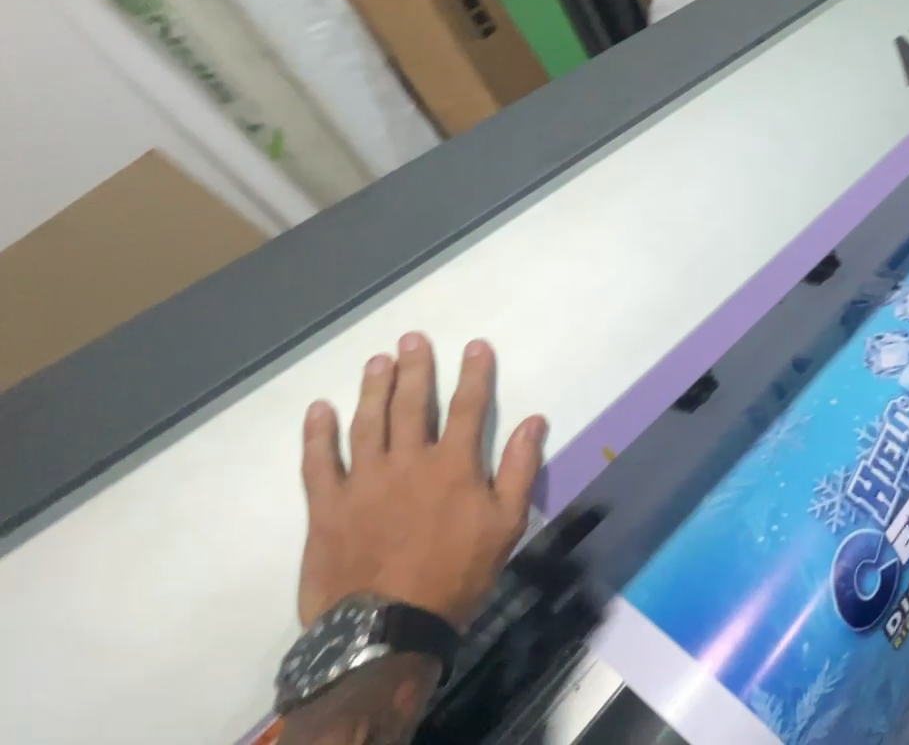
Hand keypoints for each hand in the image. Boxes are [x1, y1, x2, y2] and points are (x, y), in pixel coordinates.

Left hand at [298, 333, 547, 627]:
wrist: (387, 625)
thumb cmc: (457, 572)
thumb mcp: (507, 523)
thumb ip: (521, 468)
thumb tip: (535, 421)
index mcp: (454, 465)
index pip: (470, 407)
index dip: (474, 373)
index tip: (475, 345)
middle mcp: (408, 461)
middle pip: (413, 404)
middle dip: (416, 368)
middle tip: (412, 339)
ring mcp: (363, 481)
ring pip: (367, 423)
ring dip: (373, 389)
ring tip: (376, 361)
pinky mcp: (326, 506)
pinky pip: (318, 462)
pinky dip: (317, 433)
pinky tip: (319, 409)